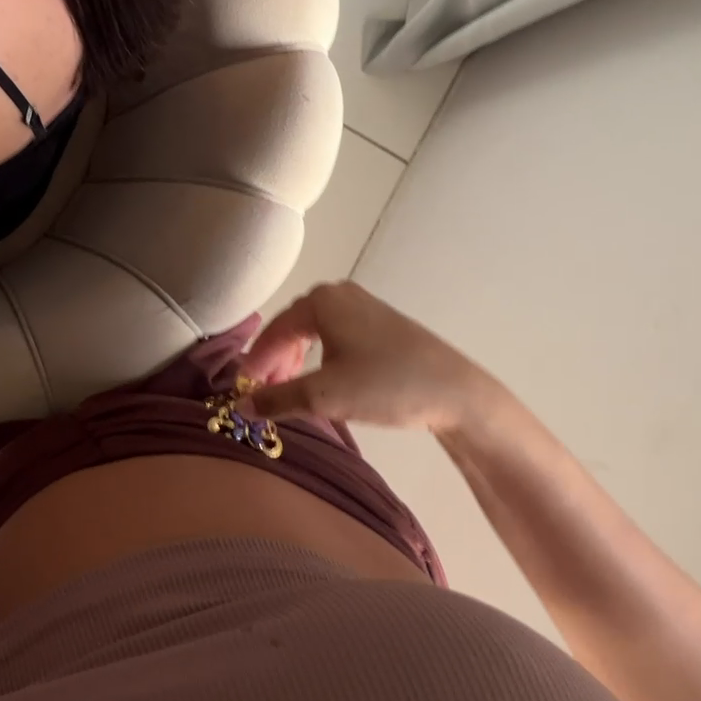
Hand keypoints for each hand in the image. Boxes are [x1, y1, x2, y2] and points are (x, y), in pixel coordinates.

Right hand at [240, 282, 503, 434]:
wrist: (459, 394)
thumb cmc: (386, 386)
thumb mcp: (323, 396)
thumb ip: (276, 399)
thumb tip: (240, 406)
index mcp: (320, 300)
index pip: (273, 331)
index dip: (256, 363)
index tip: (244, 391)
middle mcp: (338, 294)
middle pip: (291, 329)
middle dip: (276, 362)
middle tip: (268, 394)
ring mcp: (363, 306)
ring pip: (313, 333)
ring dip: (297, 362)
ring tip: (292, 391)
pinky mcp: (382, 324)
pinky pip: (335, 336)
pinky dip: (321, 358)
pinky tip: (324, 381)